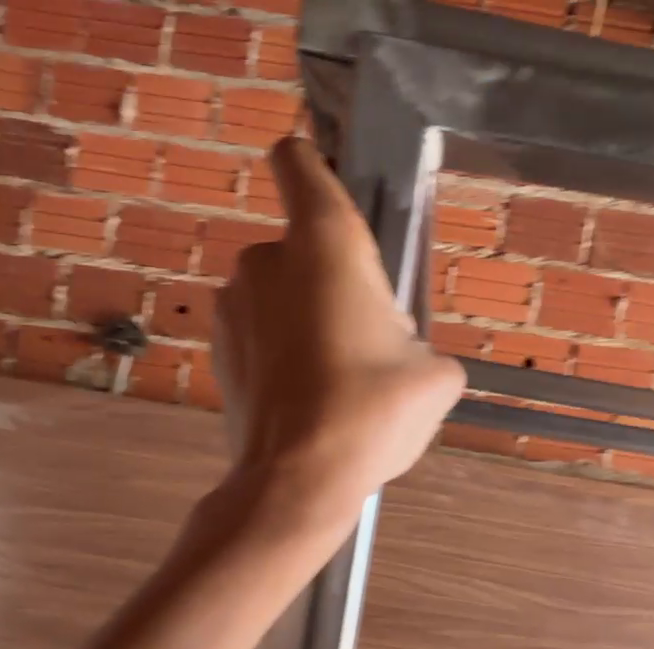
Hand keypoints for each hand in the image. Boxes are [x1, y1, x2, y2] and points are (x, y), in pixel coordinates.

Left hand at [212, 138, 464, 513]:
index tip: (336, 197)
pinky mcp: (217, 351)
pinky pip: (259, 336)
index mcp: (324, 241)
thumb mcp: (436, 377)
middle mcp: (265, 258)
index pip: (300, 161)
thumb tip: (406, 355)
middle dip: (332, 283)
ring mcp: (232, 305)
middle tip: (364, 340)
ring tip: (333, 381)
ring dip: (304, 321)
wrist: (298, 480)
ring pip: (279, 296)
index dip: (316, 167)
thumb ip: (424, 347)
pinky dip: (279, 356)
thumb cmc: (373, 412)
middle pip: (302, 249)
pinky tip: (304, 402)